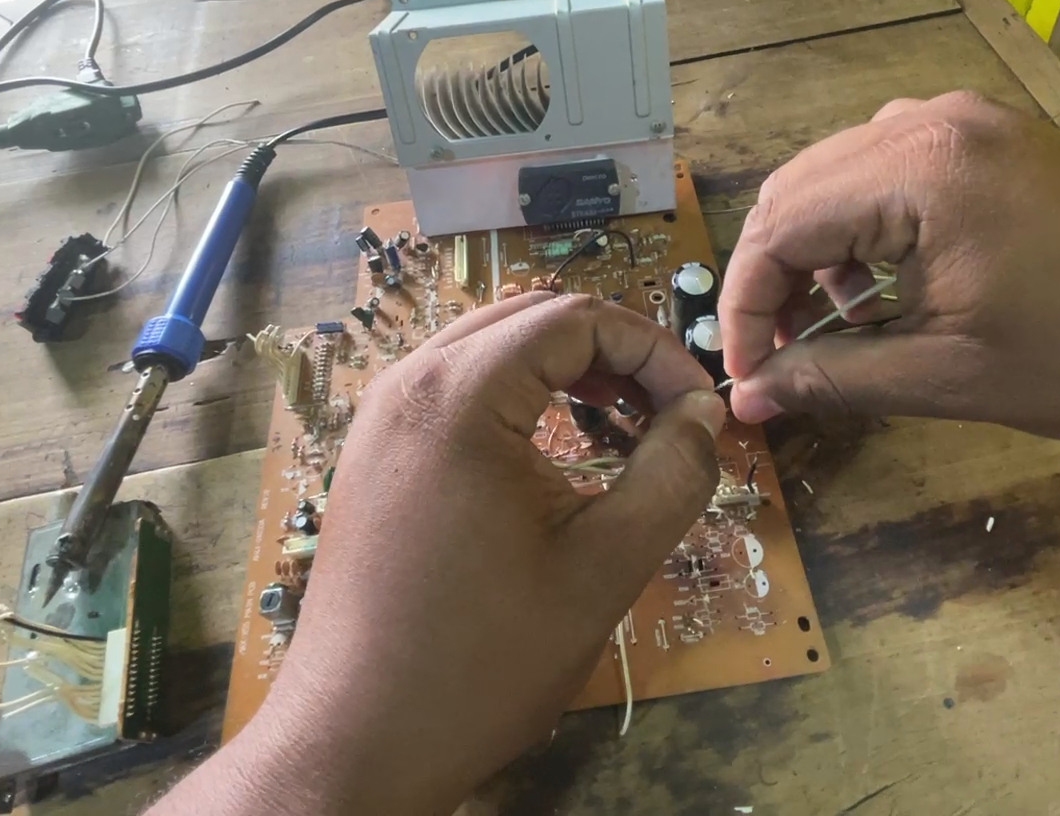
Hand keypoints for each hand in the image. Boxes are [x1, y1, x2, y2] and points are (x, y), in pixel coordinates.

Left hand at [154, 293, 724, 815]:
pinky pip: (463, 381)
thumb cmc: (483, 660)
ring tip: (621, 418)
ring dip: (569, 365)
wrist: (356, 742)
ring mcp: (386, 410)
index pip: (577, 319)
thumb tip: (703, 412)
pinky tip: (556, 439)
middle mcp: (412, 379)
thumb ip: (672, 474)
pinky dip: (523, 389)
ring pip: (497, 342)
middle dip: (613, 350)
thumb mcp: (604, 566)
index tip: (698, 408)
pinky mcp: (380, 443)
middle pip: (534, 317)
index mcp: (459, 393)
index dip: (653, 351)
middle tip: (665, 410)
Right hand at [721, 92, 1059, 810]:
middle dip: (769, 277)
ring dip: (812, 250)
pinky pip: (887, 172)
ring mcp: (968, 122)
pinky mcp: (996, 140)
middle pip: (797, 192)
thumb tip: (743, 403)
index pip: (778, 227)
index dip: (743, 306)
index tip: (745, 376)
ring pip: (836, 178)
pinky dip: (861, 229)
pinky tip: (881, 282)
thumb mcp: (947, 378)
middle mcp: (929, 122)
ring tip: (828, 323)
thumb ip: (828, 378)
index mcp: (918, 169)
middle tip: (773, 354)